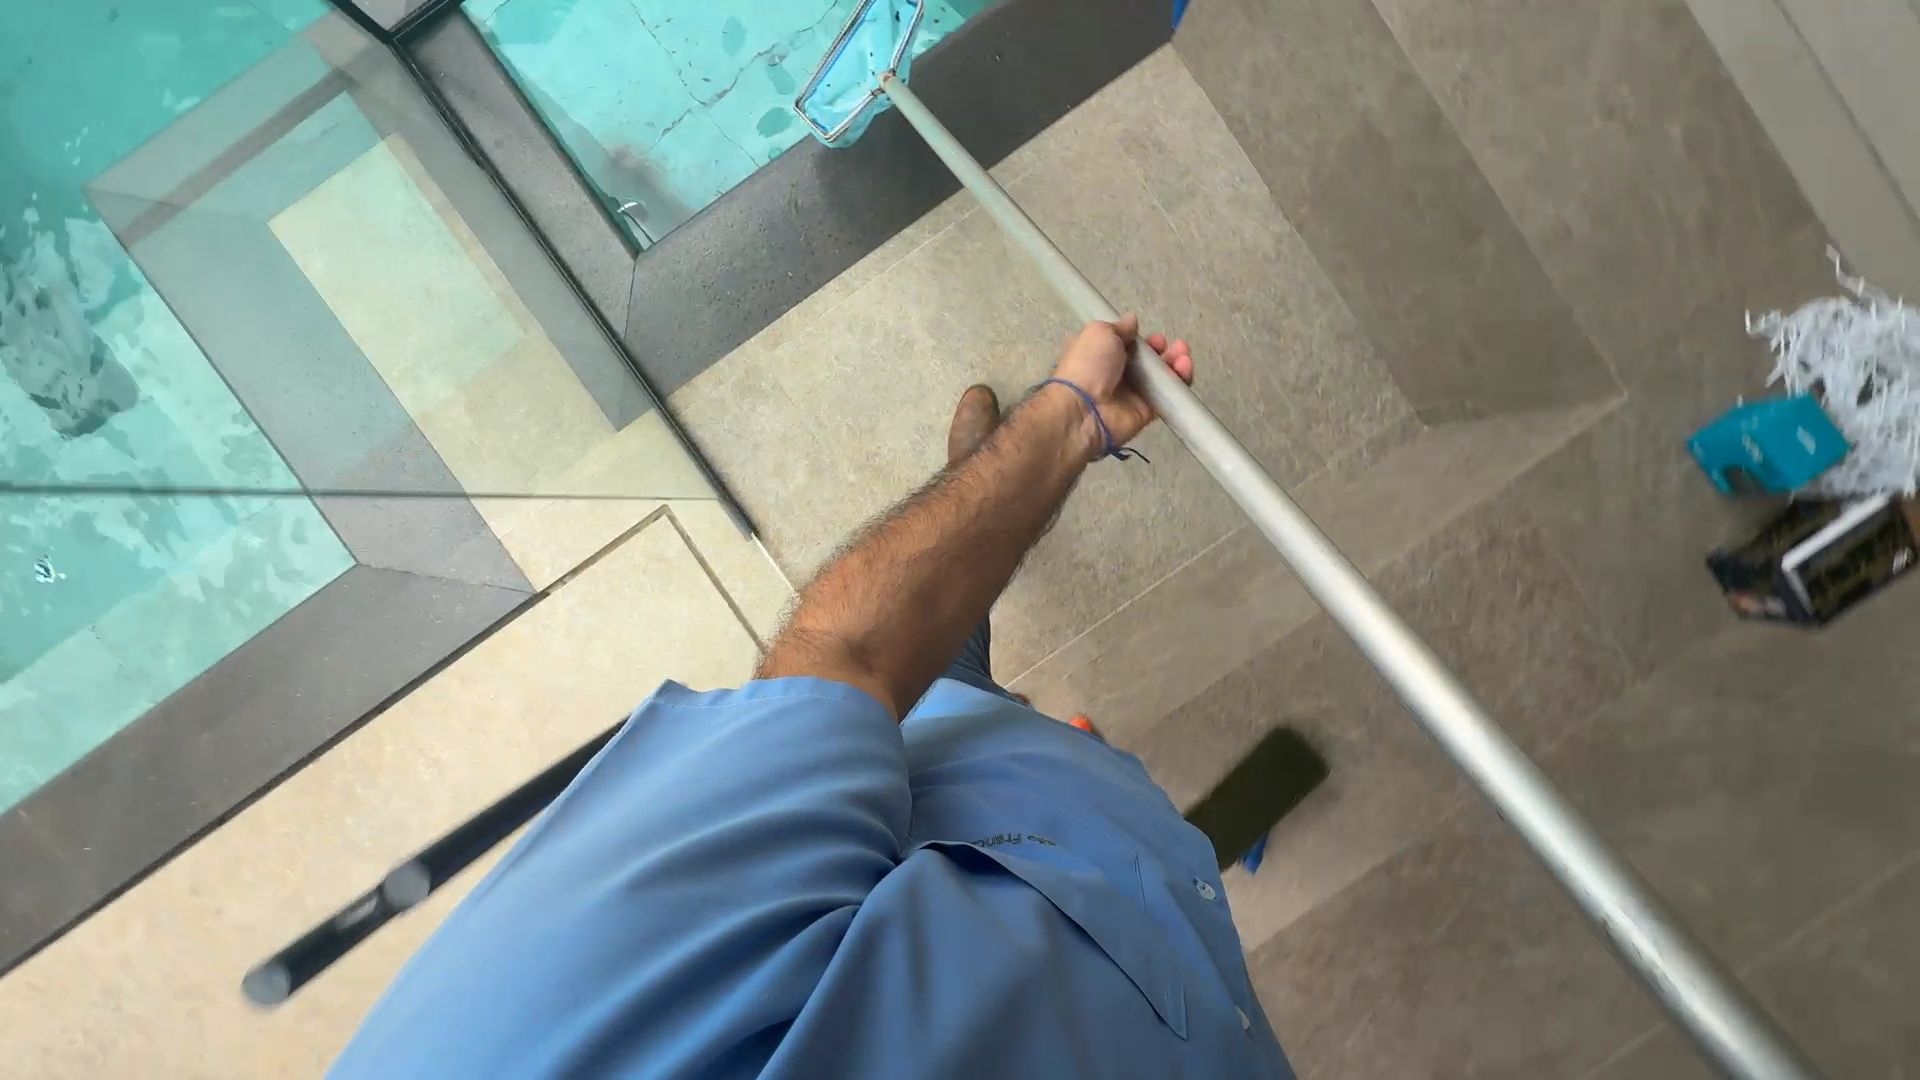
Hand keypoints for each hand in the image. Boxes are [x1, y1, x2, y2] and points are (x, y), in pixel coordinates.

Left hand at [1047, 314, 1193, 457]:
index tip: (1147, 336)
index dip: (1139, 339)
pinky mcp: (1146, 411)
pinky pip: (1167, 395)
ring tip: (1182, 355)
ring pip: (1160, 377)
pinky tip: (1185, 368)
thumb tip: (1131, 321)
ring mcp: (1131, 394)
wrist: (1083, 409)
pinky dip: (1179, 381)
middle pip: (1145, 360)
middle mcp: (1115, 375)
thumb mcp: (1098, 333)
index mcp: (1100, 356)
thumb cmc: (1087, 365)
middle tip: (1164, 345)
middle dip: (1160, 349)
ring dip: (1174, 362)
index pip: (1125, 345)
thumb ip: (1119, 327)